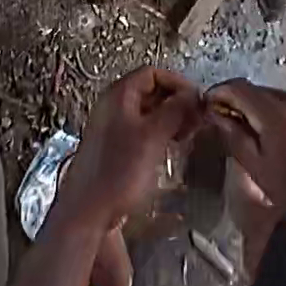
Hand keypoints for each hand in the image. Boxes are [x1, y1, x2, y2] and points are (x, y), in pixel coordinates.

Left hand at [53, 67, 201, 232]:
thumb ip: (175, 110)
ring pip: (148, 111)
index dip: (177, 82)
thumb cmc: (118, 171)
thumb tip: (195, 94)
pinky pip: (142, 129)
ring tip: (189, 132)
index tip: (196, 100)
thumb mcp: (152, 136)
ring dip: (170, 117)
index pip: (152, 73)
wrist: (88, 212)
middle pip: (150, 90)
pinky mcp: (115, 147)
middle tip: (197, 118)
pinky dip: (160, 131)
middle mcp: (113, 106)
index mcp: (118, 95)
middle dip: (176, 100)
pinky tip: (172, 145)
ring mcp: (113, 127)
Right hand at [204, 79, 285, 226]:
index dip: (218, 94)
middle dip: (235, 103)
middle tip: (222, 125)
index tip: (206, 107)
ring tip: (246, 135)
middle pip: (254, 90)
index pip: (238, 87)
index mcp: (279, 114)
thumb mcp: (260, 171)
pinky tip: (271, 138)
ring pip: (269, 96)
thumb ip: (234, 137)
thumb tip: (215, 115)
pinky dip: (272, 113)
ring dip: (253, 109)